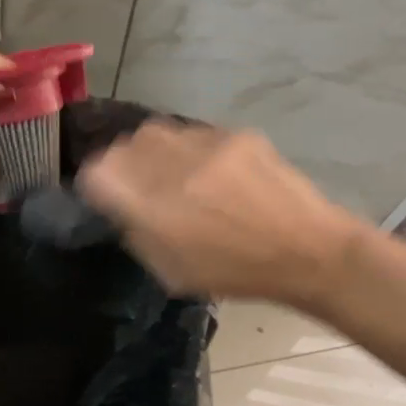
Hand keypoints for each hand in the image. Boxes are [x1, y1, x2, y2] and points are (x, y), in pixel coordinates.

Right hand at [76, 124, 365, 304]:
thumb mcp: (168, 269)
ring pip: (155, 135)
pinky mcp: (231, 133)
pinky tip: (211, 172)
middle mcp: (166, 165)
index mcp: (146, 203)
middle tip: (140, 187)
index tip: (106, 198)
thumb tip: (118, 207)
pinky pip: (193, 135)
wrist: (311, 252)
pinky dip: (192, 151)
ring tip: (175, 175)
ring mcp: (200, 143)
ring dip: (155, 153)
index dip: (95, 185)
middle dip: (123, 164)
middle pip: (120, 147)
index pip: (94, 173)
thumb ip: (134, 231)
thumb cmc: (235, 271)